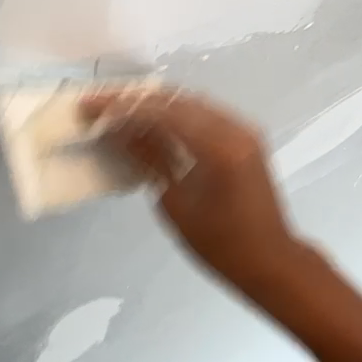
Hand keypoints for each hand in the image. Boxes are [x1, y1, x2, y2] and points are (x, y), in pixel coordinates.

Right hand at [80, 87, 314, 300]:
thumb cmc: (220, 244)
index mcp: (217, 146)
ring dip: (154, 104)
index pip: (160, 112)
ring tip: (118, 109)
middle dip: (134, 100)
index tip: (90, 105)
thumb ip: (148, 158)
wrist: (272, 261)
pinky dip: (175, 113)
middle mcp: (233, 127)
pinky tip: (151, 121)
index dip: (121, 106)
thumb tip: (116, 129)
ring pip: (189, 102)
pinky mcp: (245, 135)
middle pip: (175, 100)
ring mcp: (243, 128)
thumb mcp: (175, 202)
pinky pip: (203, 113)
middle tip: (99, 104)